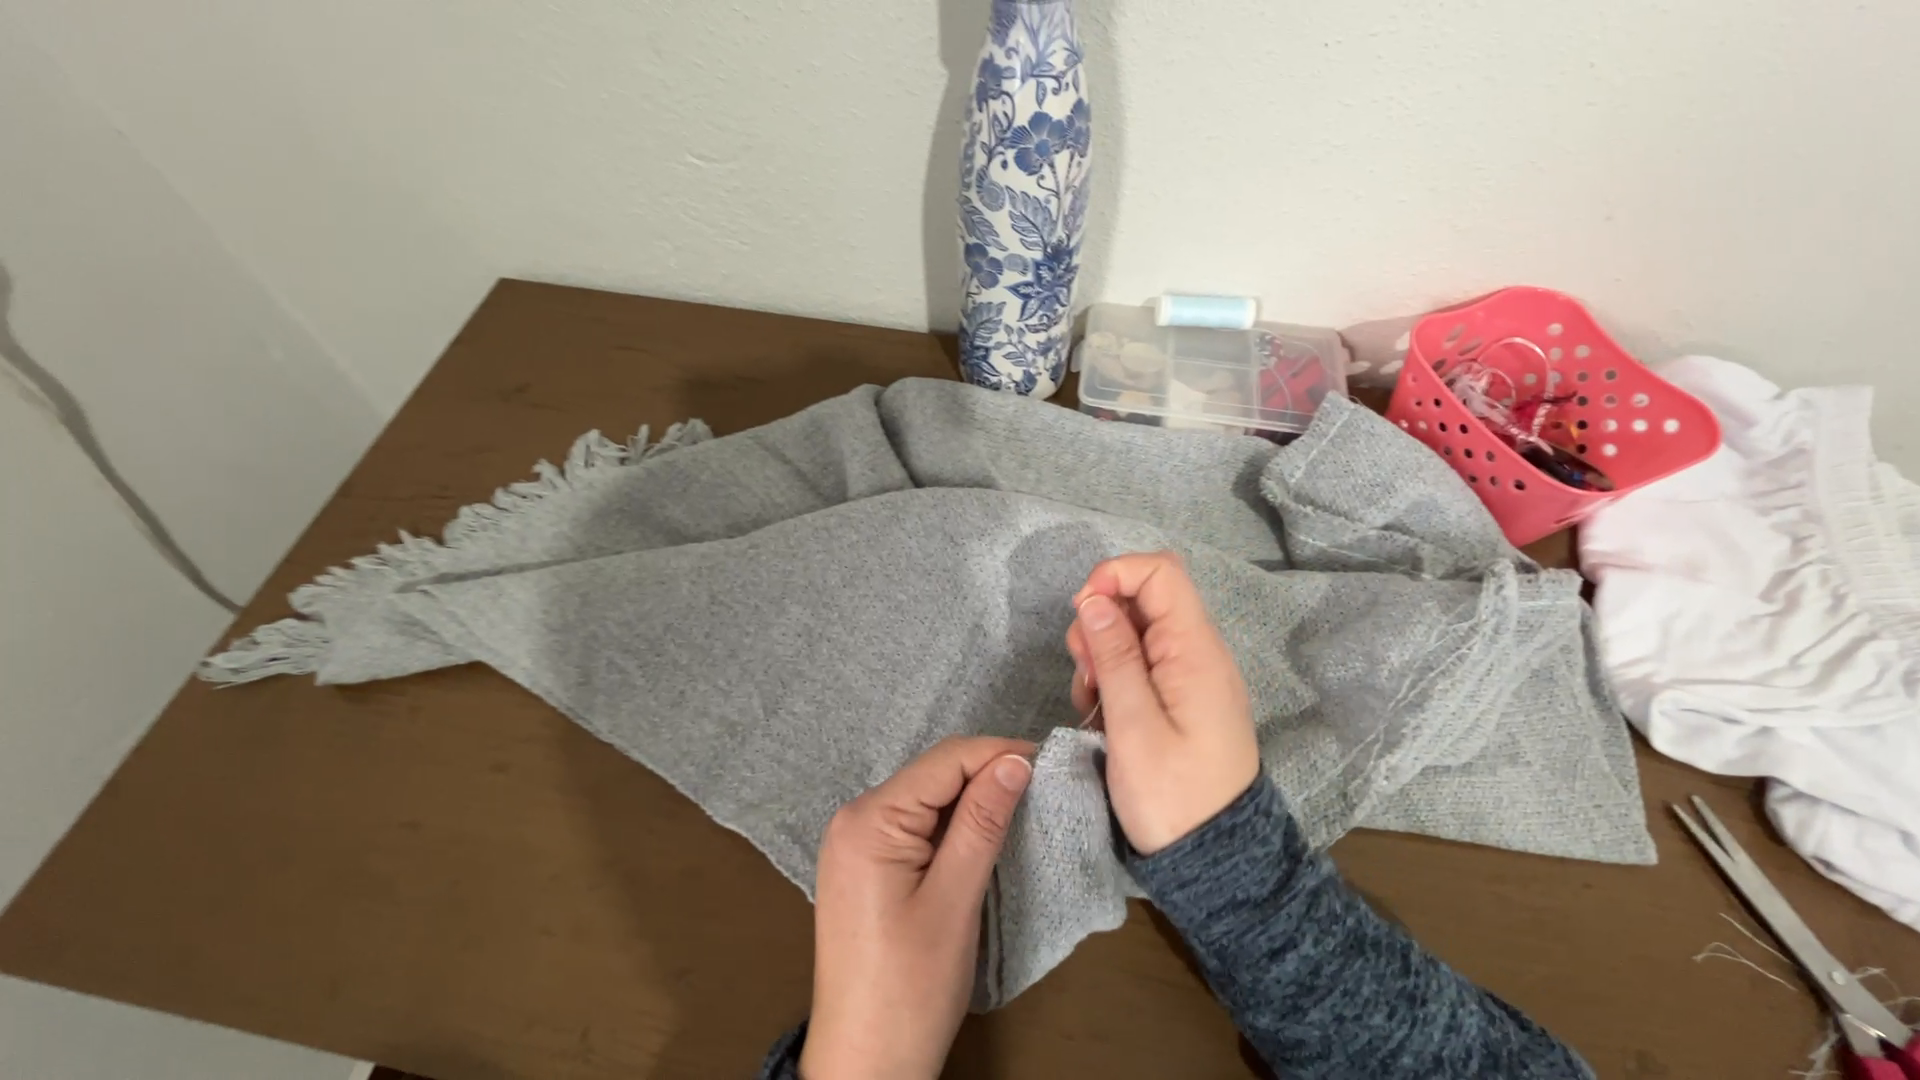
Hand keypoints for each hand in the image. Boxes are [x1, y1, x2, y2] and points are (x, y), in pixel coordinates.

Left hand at [801, 736, 1034, 1079]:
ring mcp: (854, 843)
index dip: (997, 754)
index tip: (1047, 763)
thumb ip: (982, 823)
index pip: (943, 761)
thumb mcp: (954, 901)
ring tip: (1019, 810)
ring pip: (925, 799)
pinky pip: (913, 825)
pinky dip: (950, 826)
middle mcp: (854, 818)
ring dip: (970, 800)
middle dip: (985, 775)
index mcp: (869, 819)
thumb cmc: (911, 988)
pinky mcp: (864, 866)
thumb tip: (1015, 761)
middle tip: (1040, 790)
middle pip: (931, 776)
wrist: (864, 1064)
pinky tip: (979, 836)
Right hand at [1066, 551, 1259, 855]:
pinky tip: (1102, 713)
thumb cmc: (1173, 796)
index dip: (1114, 575)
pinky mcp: (1179, 697)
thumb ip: (1114, 657)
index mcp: (1195, 650)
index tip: (1081, 613)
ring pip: (1135, 631)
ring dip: (1102, 653)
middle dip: (1101, 620)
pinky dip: (1113, 676)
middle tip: (1086, 672)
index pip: (1159, 571)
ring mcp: (1189, 675)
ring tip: (1093, 701)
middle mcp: (1197, 652)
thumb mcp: (1134, 727)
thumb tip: (1093, 600)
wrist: (1216, 859)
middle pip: (1144, 597)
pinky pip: (1141, 664)